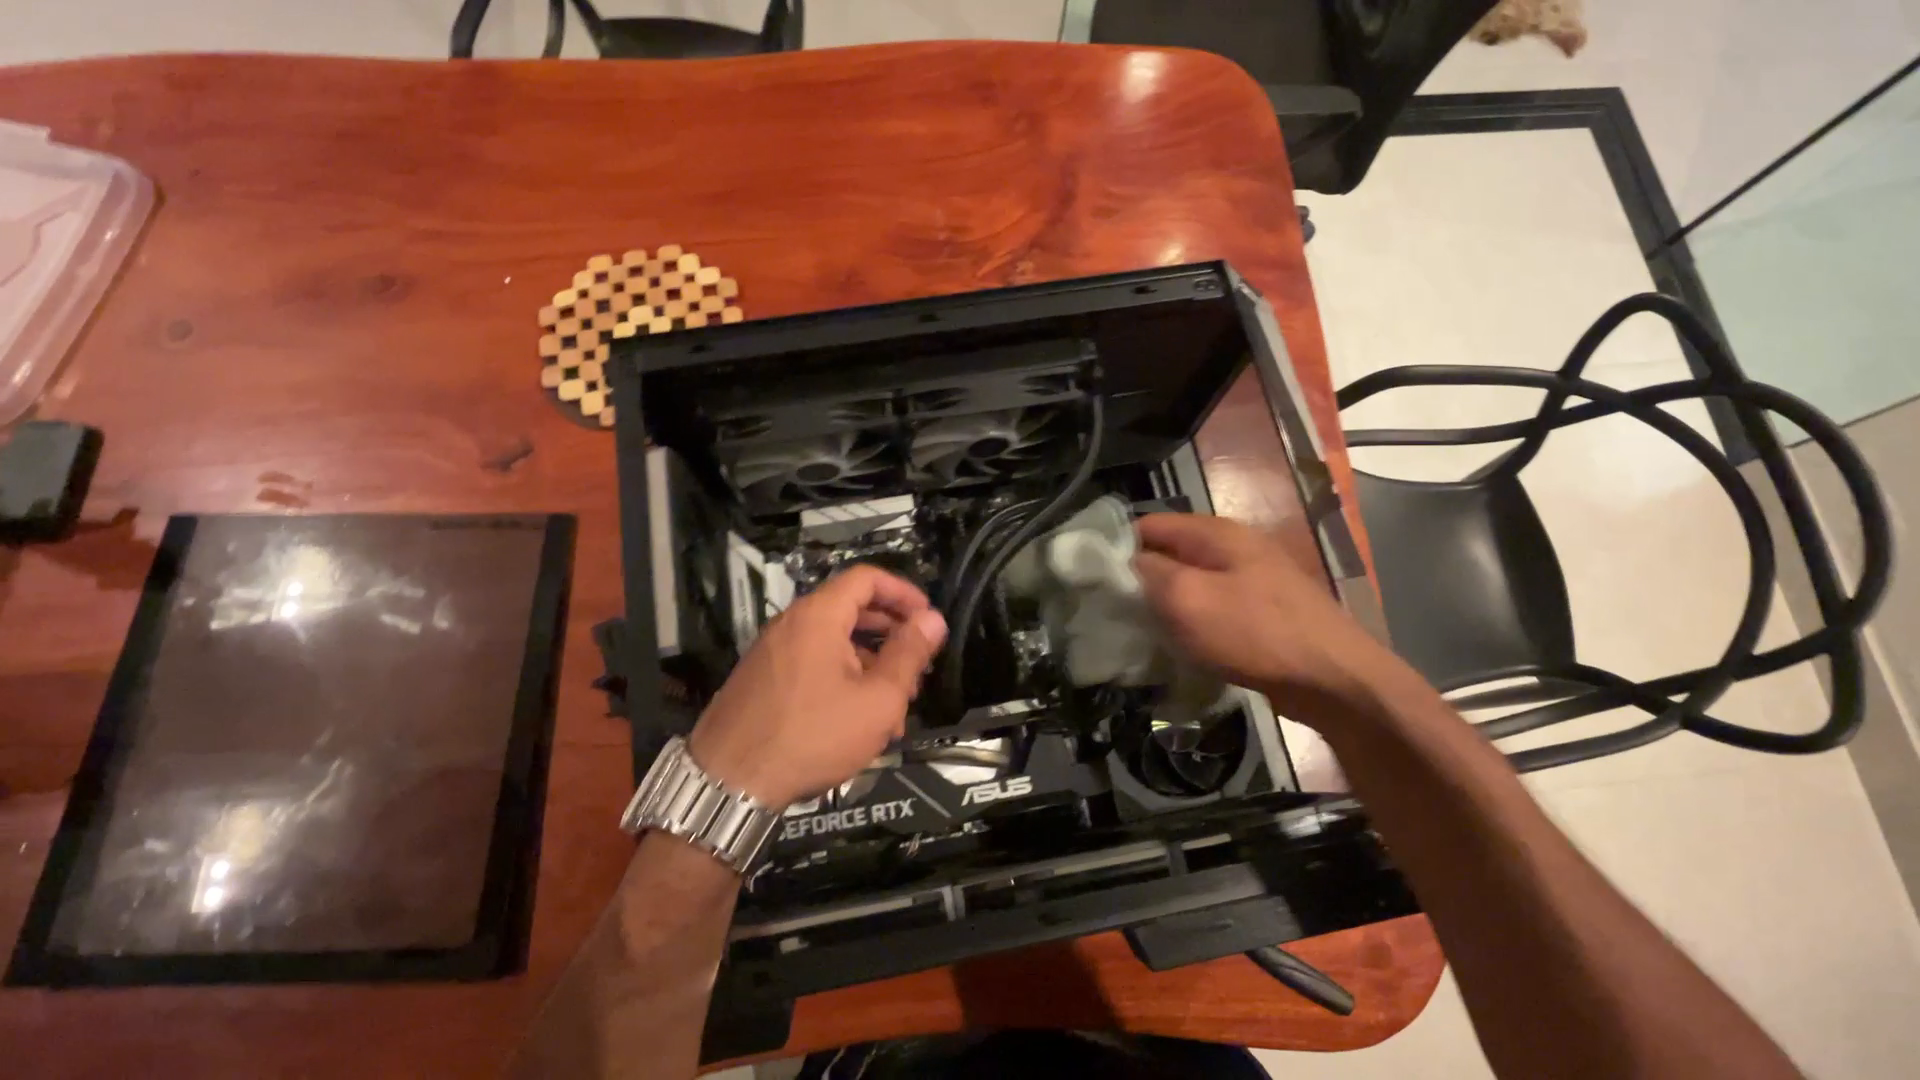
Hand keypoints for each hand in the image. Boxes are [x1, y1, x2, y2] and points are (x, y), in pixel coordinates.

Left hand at [686, 565, 947, 808]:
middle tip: (918, 666)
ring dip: (869, 663)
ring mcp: (772, 652)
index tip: (928, 619)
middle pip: (850, 608)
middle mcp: (791, 624)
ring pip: (832, 642)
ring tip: (893, 706)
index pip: (866, 578)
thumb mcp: (876, 700)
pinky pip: (811, 664)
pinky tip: (856, 721)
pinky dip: (841, 678)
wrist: (728, 782)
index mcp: (818, 616)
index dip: (904, 592)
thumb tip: (933, 619)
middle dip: (890, 633)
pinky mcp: (762, 680)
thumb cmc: (812, 735)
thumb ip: (908, 655)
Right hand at [1132, 513, 1392, 720]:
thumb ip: (1149, 573)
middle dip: (1139, 579)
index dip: (1116, 547)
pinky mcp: (1261, 612)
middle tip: (1111, 611)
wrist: (1332, 679)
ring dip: (1165, 605)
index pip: (1149, 524)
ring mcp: (1252, 579)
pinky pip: (1211, 609)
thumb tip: (1124, 562)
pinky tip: (1179, 647)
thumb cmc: (1255, 633)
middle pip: (1170, 554)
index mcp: (1216, 533)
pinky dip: (1191, 624)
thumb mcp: (1188, 599)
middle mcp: (1234, 547)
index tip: (1091, 580)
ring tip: (1138, 632)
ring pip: (1190, 584)